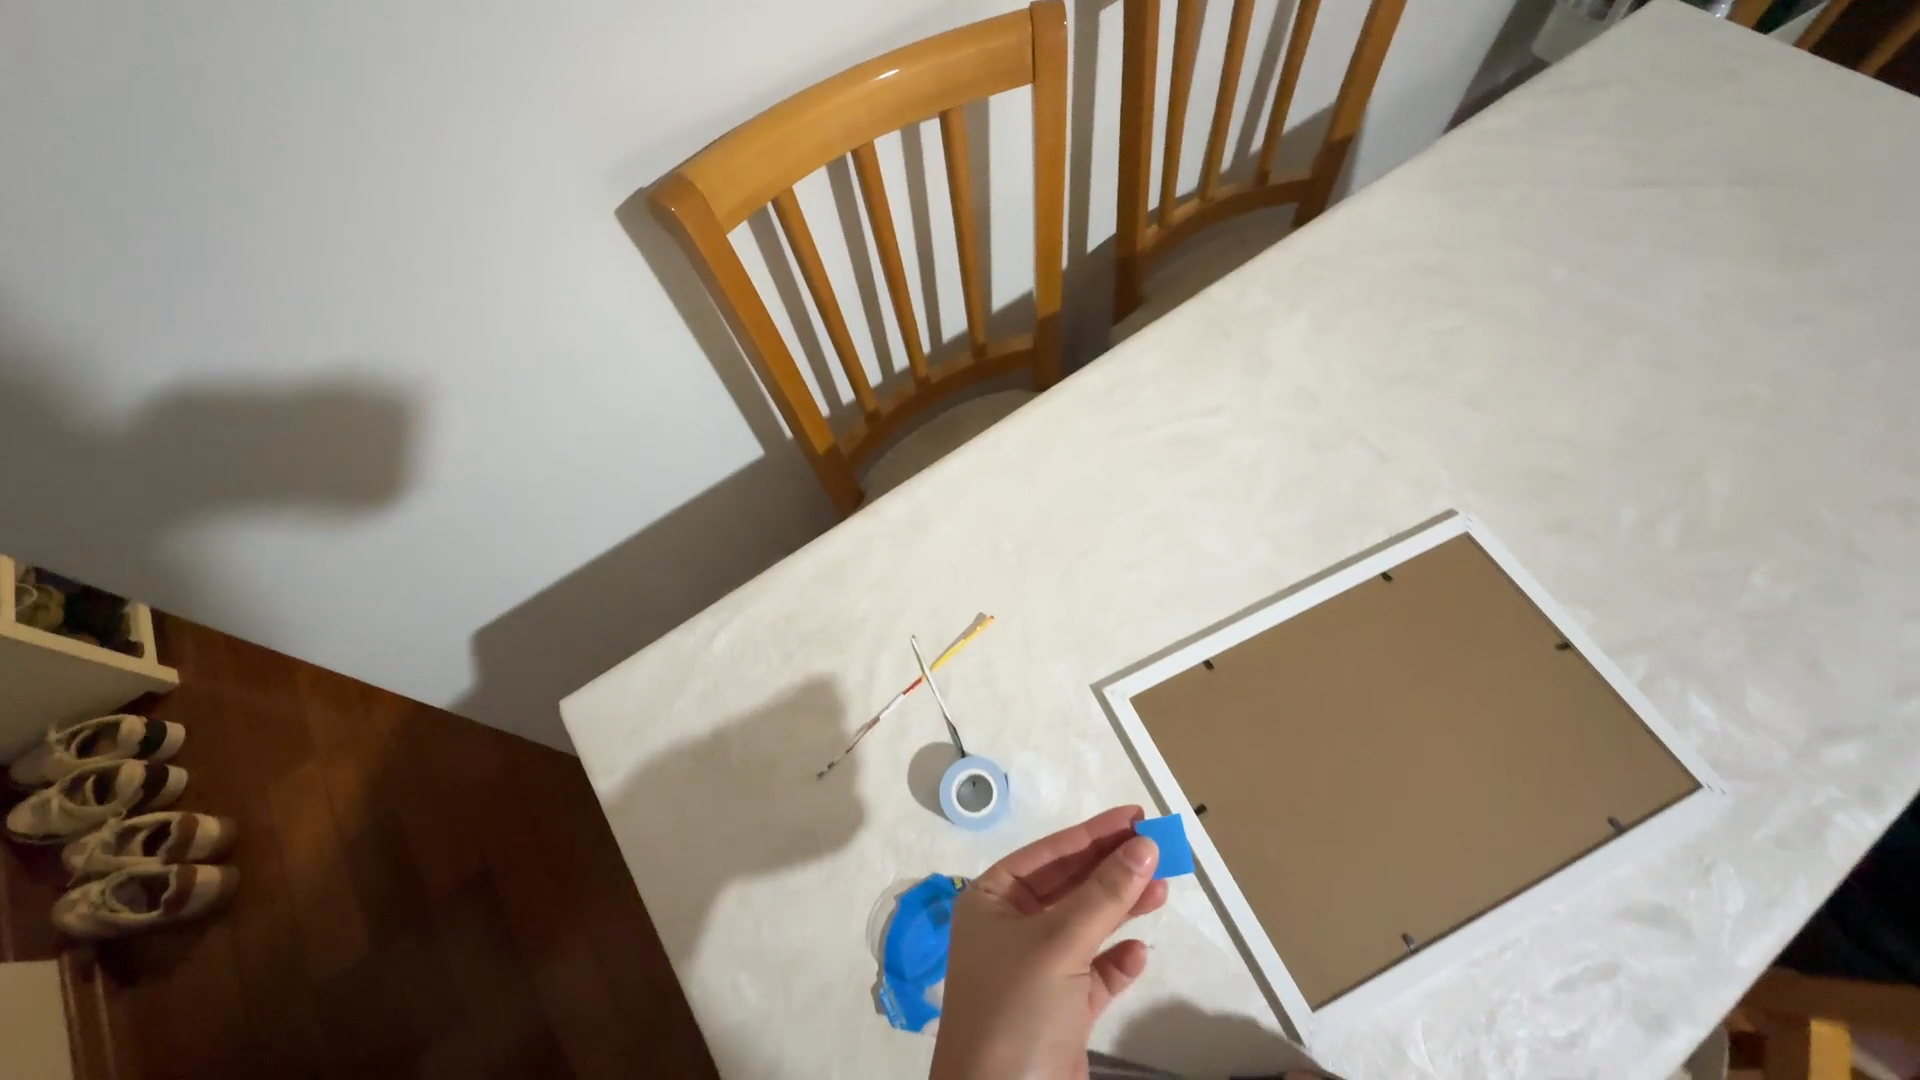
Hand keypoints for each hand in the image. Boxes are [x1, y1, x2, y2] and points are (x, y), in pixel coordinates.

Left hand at [930, 806, 1169, 1079]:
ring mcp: (1036, 969)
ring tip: (1163, 889)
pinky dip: (1117, 962)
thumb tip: (1145, 845)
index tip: (1136, 815)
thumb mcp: (1058, 943)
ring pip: (1088, 926)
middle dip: (1113, 868)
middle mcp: (1011, 928)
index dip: (1093, 832)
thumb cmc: (1016, 1008)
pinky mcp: (1061, 1009)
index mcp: (992, 901)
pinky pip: (1095, 973)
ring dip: (1123, 909)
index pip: (1049, 853)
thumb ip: (1104, 893)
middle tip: (1159, 846)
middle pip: (1071, 885)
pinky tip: (1139, 953)